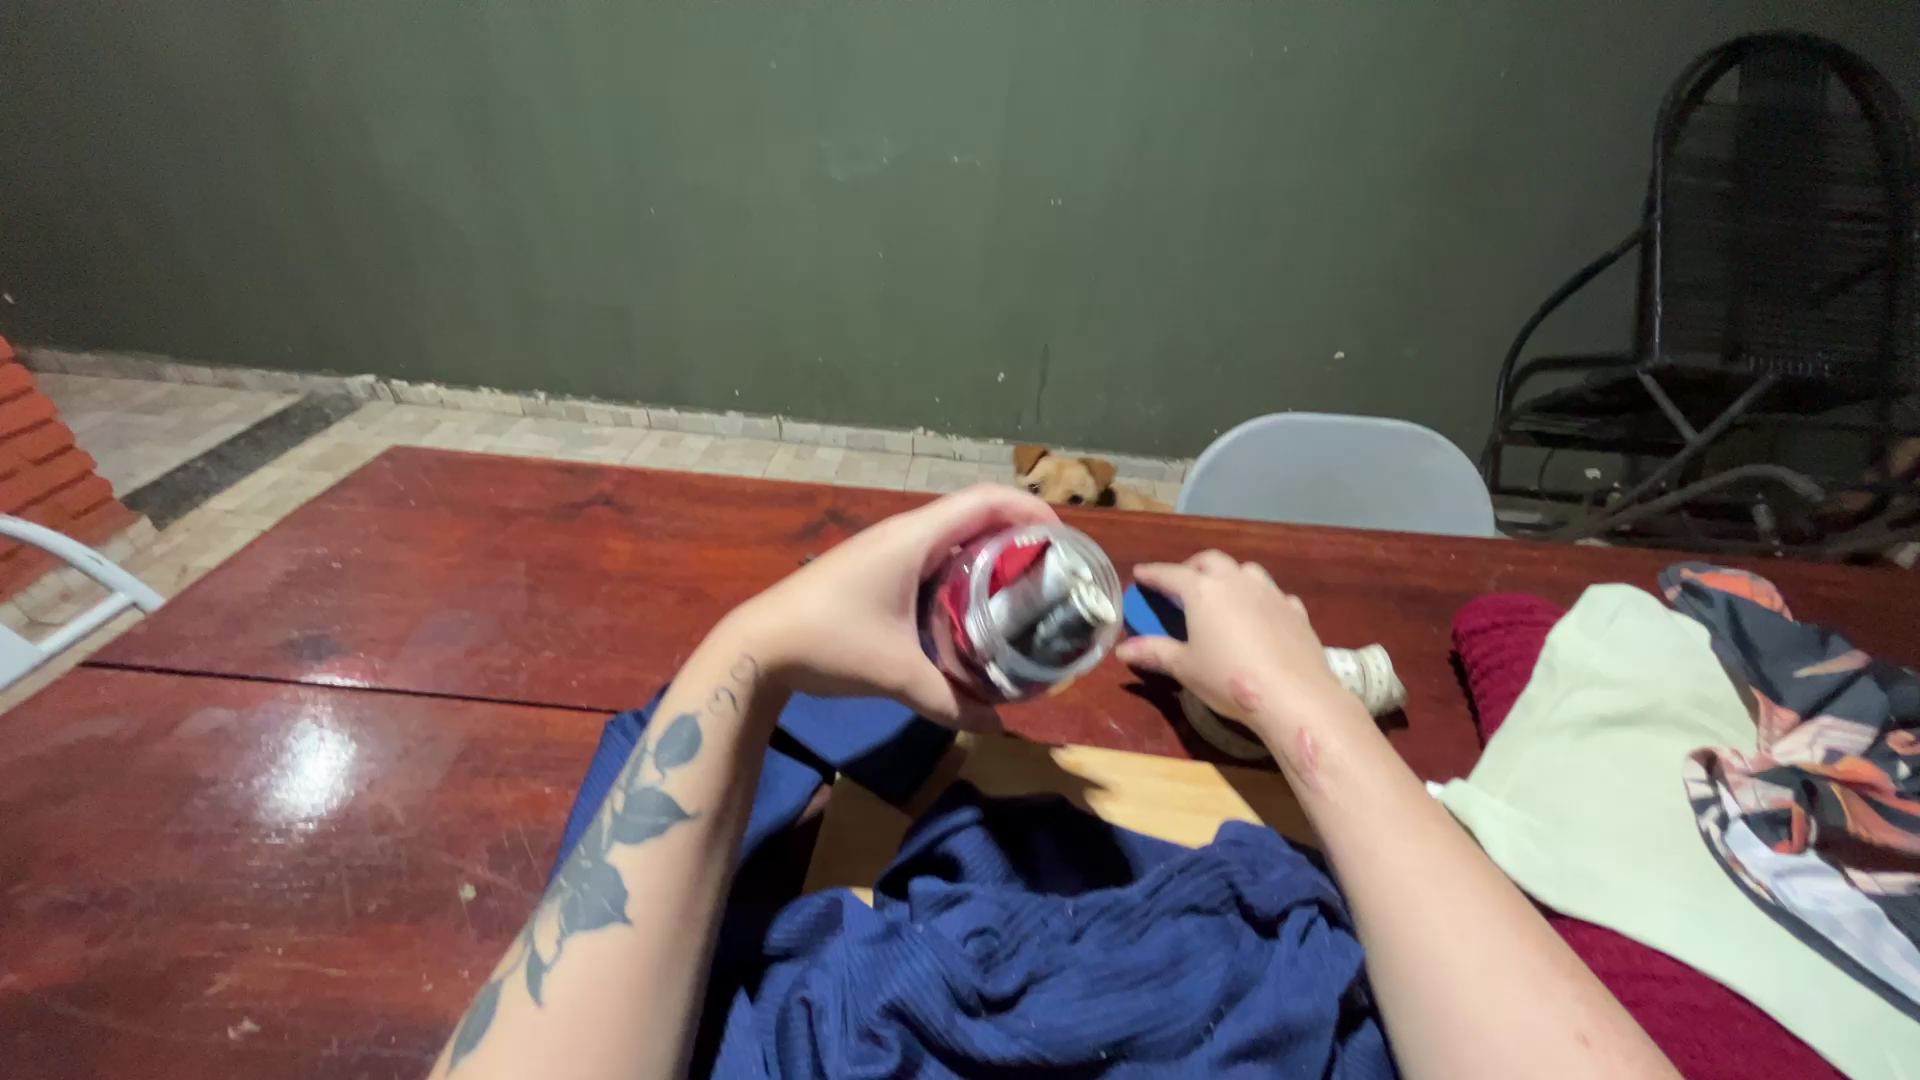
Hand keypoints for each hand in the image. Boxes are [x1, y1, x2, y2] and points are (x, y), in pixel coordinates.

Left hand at [721, 484, 1059, 728]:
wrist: (758, 646)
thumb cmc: (828, 643)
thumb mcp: (896, 675)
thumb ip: (951, 701)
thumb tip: (999, 724)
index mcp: (914, 538)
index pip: (986, 500)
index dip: (1030, 509)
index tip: (1063, 538)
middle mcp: (904, 533)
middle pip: (974, 512)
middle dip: (1018, 532)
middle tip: (1052, 568)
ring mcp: (886, 548)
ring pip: (951, 534)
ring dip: (988, 549)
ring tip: (1023, 584)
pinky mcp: (874, 567)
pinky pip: (931, 554)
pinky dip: (961, 567)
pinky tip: (971, 604)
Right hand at [1114, 551, 1355, 742]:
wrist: (1294, 695)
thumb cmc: (1228, 678)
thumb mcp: (1185, 667)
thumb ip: (1154, 652)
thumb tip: (1122, 650)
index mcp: (1203, 591)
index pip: (1170, 574)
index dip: (1152, 574)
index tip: (1140, 573)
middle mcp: (1236, 582)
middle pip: (1210, 561)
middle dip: (1192, 567)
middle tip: (1181, 583)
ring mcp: (1270, 593)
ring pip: (1245, 571)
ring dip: (1228, 576)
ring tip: (1221, 594)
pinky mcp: (1295, 611)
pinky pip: (1273, 595)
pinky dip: (1260, 599)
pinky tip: (1259, 616)